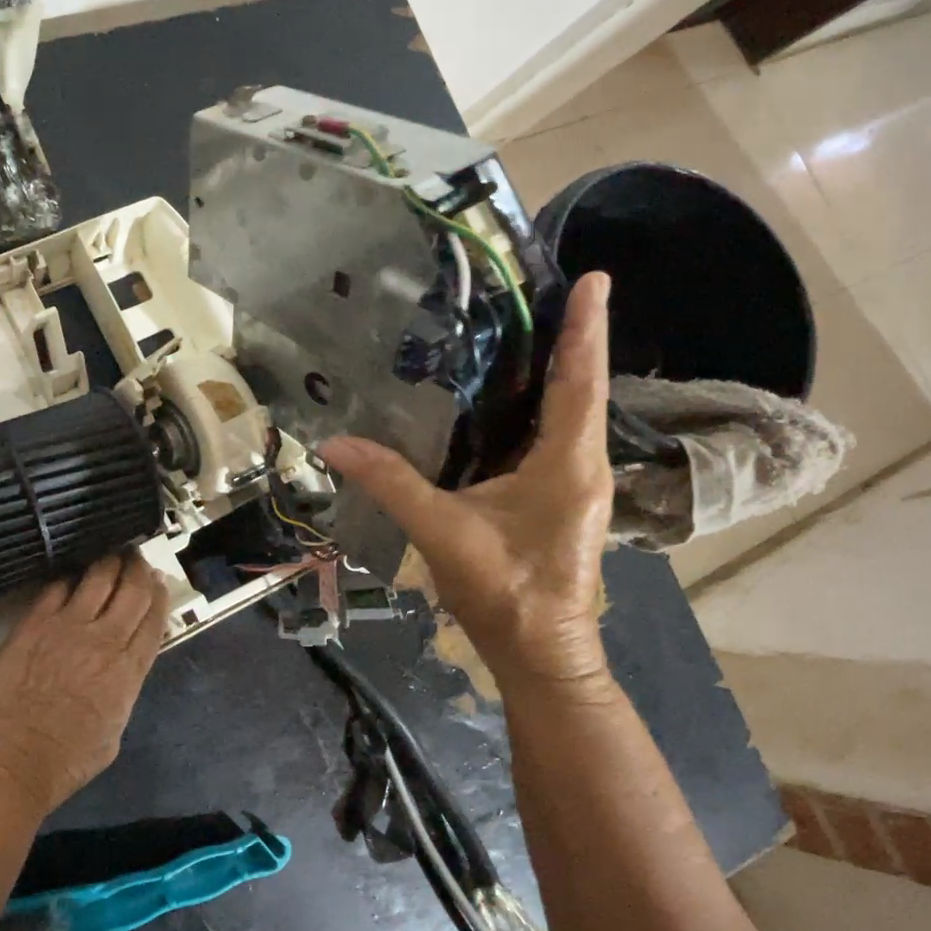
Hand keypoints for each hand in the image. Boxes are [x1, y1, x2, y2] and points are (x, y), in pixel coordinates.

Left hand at [0, 552, 170, 816]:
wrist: (10, 756)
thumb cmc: (62, 762)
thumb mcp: (111, 734)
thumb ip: (120, 693)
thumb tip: (118, 673)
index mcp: (128, 672)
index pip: (154, 621)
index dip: (160, 595)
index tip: (160, 580)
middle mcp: (105, 640)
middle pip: (132, 590)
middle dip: (138, 568)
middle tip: (137, 556)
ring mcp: (68, 625)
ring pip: (98, 577)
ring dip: (109, 562)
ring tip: (111, 553)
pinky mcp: (34, 621)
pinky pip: (57, 587)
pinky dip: (68, 576)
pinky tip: (69, 573)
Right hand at [319, 273, 616, 695]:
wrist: (541, 652)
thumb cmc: (504, 590)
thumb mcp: (441, 531)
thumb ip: (391, 482)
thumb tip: (335, 443)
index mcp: (568, 462)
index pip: (579, 381)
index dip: (585, 328)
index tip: (594, 278)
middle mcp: (583, 464)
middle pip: (582, 388)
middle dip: (572, 339)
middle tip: (553, 290)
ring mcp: (577, 483)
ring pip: (572, 412)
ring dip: (559, 371)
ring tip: (531, 330)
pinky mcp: (561, 499)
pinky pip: (556, 436)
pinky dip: (540, 405)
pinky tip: (509, 398)